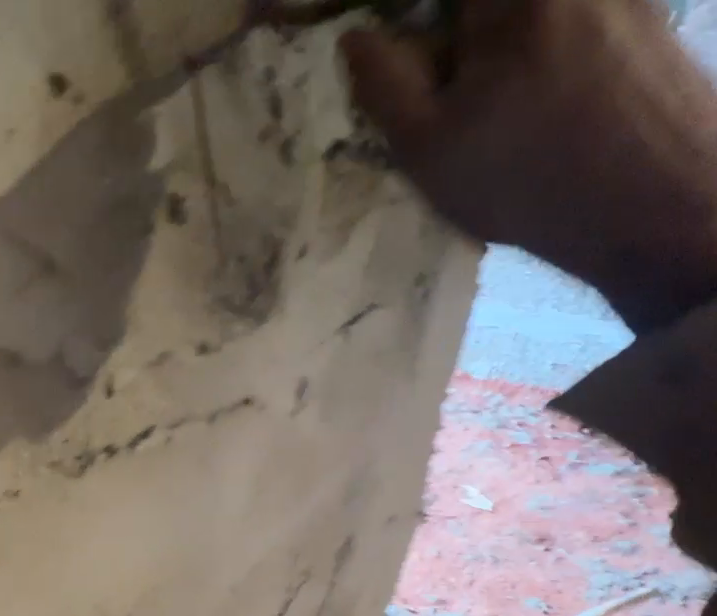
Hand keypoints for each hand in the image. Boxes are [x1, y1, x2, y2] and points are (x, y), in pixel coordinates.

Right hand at [342, 0, 716, 331]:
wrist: (654, 202)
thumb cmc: (519, 177)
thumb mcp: (424, 143)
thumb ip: (384, 81)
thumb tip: (355, 36)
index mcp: (513, 4)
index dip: (404, 11)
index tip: (379, 30)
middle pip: (485, 1)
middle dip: (445, 21)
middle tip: (417, 64)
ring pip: (527, 12)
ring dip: (487, 35)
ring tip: (468, 86)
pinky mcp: (647, 22)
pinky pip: (569, 18)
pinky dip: (532, 41)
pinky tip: (525, 91)